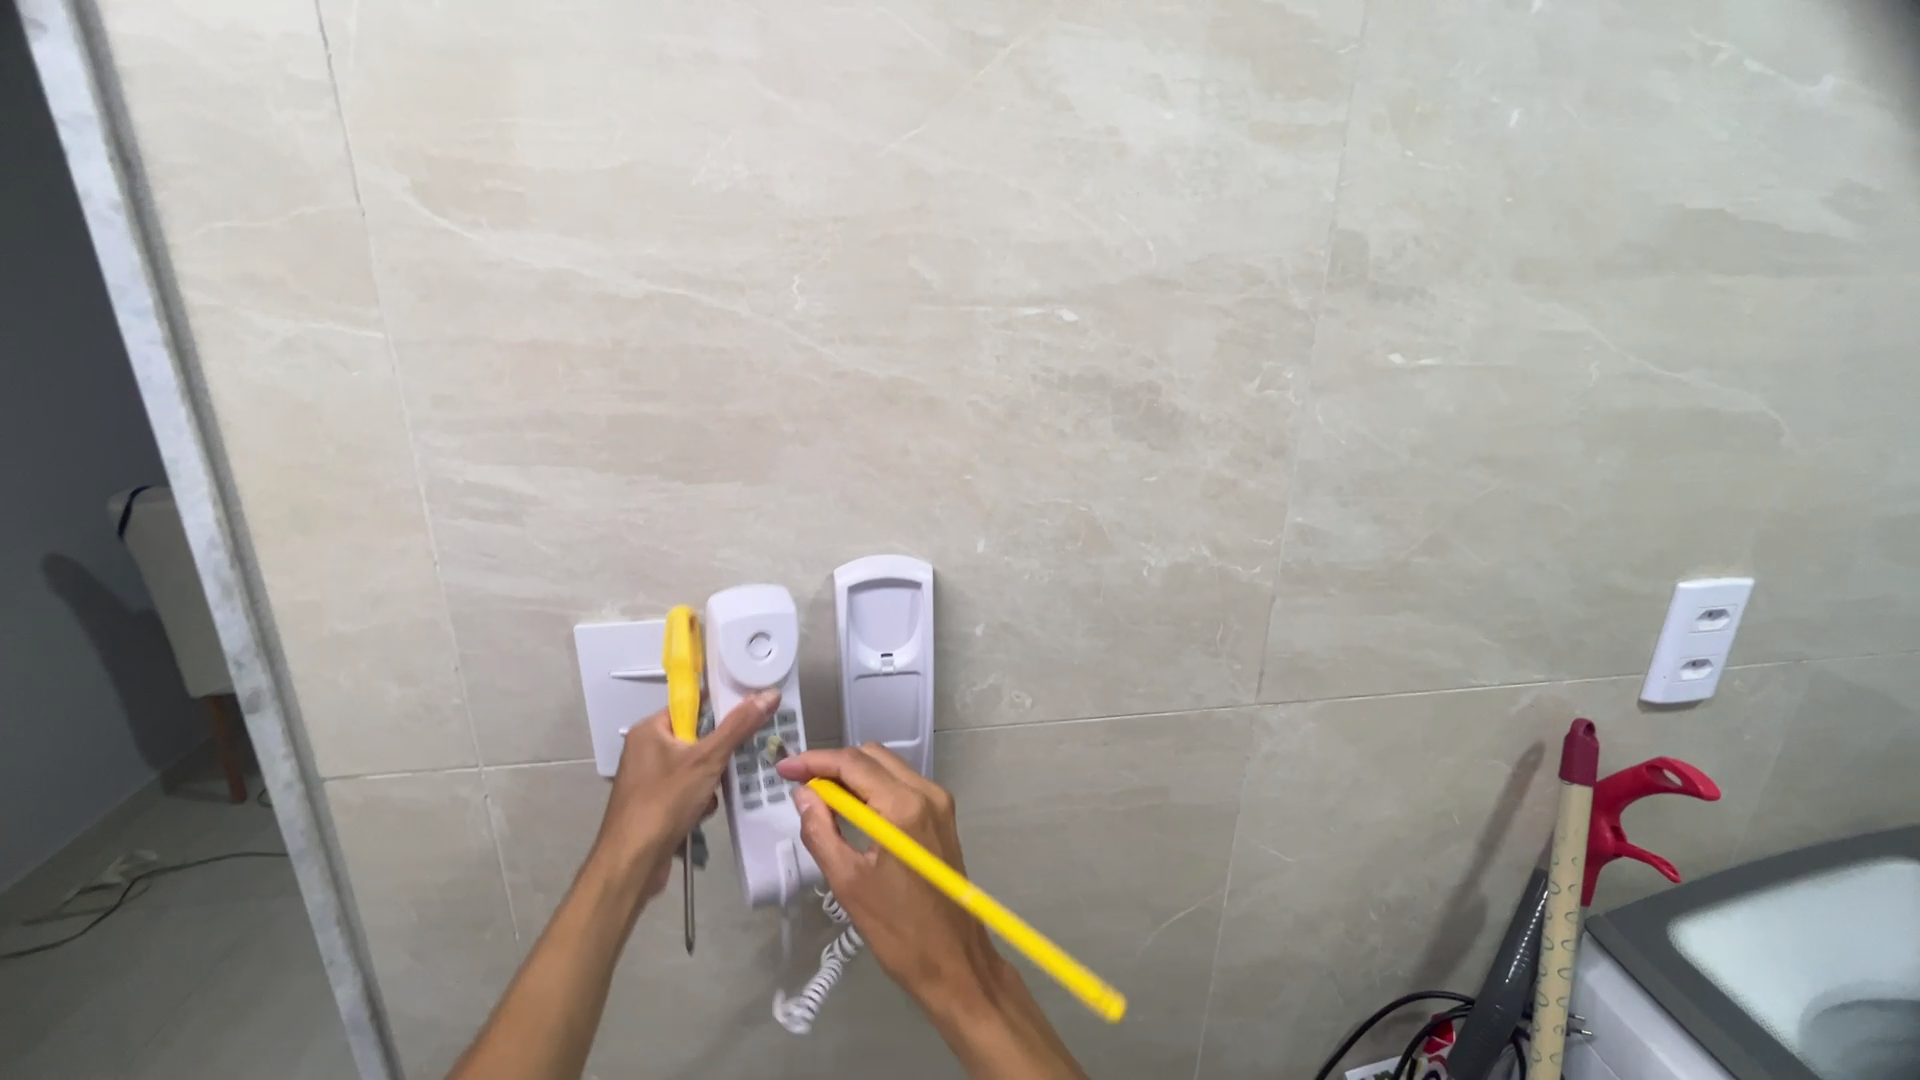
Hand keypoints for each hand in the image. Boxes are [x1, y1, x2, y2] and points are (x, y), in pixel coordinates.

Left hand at [588, 689, 778, 902]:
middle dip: (720, 750)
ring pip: (696, 765)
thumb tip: (769, 693)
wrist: (632, 861)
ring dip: (712, 778)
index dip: (722, 706)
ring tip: (718, 789)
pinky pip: (687, 788)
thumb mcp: (707, 758)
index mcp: (650, 729)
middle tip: (741, 755)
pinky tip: (704, 810)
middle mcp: (646, 748)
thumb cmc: (664, 801)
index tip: (751, 711)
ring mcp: (649, 778)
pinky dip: (700, 797)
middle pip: (697, 736)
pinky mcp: (654, 803)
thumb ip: (739, 726)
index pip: (692, 705)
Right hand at [774, 745, 1004, 1013]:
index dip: (814, 761)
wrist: (954, 962)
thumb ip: (820, 831)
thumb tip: (803, 794)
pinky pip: (902, 784)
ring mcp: (939, 802)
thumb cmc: (898, 929)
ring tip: (820, 798)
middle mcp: (927, 792)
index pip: (852, 763)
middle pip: (871, 756)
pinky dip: (874, 787)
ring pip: (888, 766)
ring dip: (853, 775)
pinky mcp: (943, 815)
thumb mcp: (847, 882)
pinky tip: (852, 809)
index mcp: (904, 806)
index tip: (783, 768)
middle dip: (833, 765)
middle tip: (800, 786)